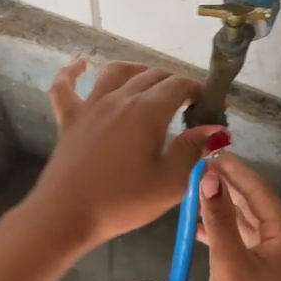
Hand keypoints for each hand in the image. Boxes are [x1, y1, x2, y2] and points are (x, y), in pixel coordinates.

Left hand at [27, 58, 222, 252]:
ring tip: (151, 82)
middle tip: (188, 105)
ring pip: (117, 72)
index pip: (180, 85)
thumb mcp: (169, 183)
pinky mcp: (69, 119)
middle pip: (153, 76)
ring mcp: (91, 105)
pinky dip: (73, 71)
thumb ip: (192, 150)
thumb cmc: (122, 203)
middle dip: (175, 84)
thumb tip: (214, 130)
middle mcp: (120, 98)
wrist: (65, 216)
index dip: (200, 92)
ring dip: (139, 71)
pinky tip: (81, 64)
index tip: (212, 108)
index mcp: (148, 111)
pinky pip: (66, 86)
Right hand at [197, 154, 280, 280]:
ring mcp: (271, 257)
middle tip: (200, 168)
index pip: (259, 192)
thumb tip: (210, 179)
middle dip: (228, 186)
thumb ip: (218, 219)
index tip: (212, 154)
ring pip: (246, 222)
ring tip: (196, 191)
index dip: (236, 172)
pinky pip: (240, 240)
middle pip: (254, 204)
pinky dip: (222, 230)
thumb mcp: (228, 261)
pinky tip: (198, 226)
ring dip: (223, 207)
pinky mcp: (258, 270)